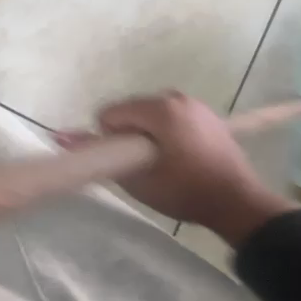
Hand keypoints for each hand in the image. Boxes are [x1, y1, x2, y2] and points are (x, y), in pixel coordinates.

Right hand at [80, 90, 296, 246]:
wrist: (240, 204)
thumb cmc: (186, 192)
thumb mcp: (137, 178)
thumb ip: (97, 154)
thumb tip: (60, 136)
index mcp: (159, 108)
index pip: (111, 114)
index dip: (113, 141)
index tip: (131, 163)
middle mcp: (175, 96)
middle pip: (130, 111)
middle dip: (131, 135)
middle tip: (148, 166)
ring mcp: (194, 103)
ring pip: (149, 114)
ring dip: (149, 134)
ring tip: (166, 164)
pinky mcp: (206, 114)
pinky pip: (171, 117)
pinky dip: (168, 132)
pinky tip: (181, 157)